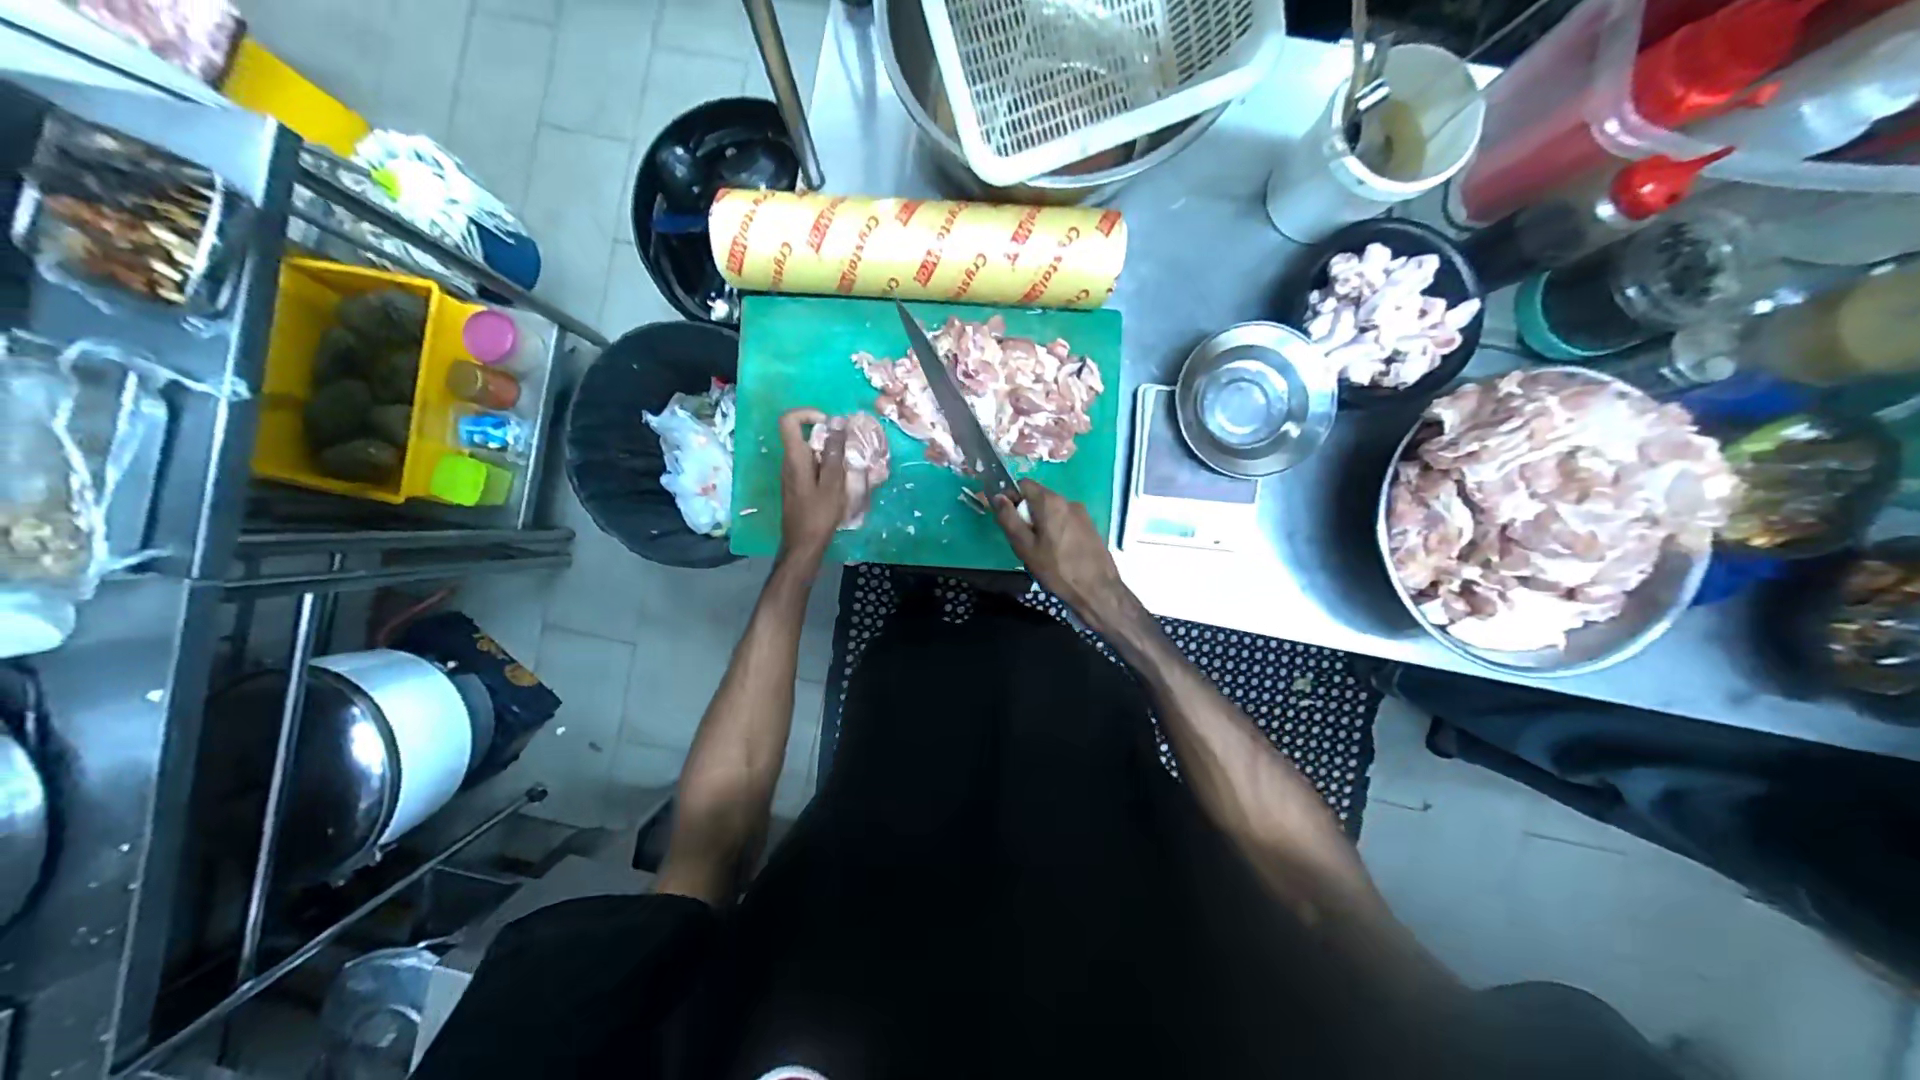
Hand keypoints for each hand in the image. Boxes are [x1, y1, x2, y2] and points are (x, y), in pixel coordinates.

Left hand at [778, 408, 847, 562]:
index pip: (788, 420)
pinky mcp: (796, 485)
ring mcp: (791, 474)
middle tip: (847, 448)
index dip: (807, 413)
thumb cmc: (819, 515)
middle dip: (826, 435)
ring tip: (847, 466)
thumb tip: (837, 423)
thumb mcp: (833, 484)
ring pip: (808, 451)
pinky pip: (809, 465)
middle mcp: (788, 462)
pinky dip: (824, 465)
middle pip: (802, 435)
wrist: (803, 544)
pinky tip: (839, 481)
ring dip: (828, 452)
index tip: (829, 423)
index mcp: (795, 458)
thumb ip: (835, 453)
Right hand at [994, 480, 1135, 632]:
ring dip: (1041, 522)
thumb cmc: (1056, 569)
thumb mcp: (1025, 546)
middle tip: (1022, 540)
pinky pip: (1065, 520)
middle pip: (1038, 497)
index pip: (1023, 484)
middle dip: (1026, 513)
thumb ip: (1008, 518)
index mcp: (1050, 501)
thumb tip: (998, 496)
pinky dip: (1055, 529)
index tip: (1006, 517)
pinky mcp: (1090, 526)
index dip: (1010, 496)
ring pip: (1052, 510)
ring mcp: (1082, 513)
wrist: (1097, 589)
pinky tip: (1057, 552)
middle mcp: (1068, 500)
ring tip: (1040, 550)